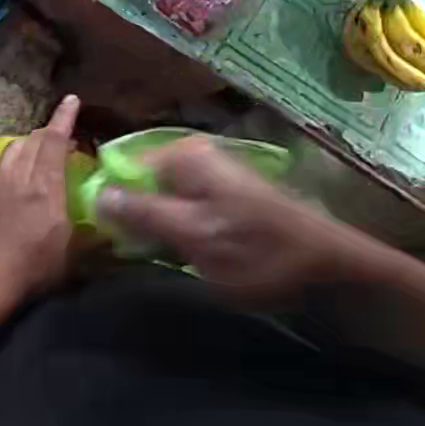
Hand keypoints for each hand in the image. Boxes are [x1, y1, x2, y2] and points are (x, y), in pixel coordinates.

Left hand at [0, 95, 81, 319]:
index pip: (54, 141)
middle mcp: (18, 176)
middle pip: (32, 139)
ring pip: (13, 148)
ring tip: (42, 153)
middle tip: (66, 140)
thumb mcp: (74, 255)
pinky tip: (18, 174)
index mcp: (44, 186)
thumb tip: (114, 221)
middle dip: (50, 132)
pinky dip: (14, 158)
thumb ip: (95, 233)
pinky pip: (0, 163)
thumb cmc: (34, 268)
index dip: (64, 118)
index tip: (72, 100)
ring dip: (30, 143)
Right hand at [96, 136, 368, 300]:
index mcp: (184, 156)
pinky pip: (181, 211)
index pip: (123, 164)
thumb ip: (142, 213)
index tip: (100, 232)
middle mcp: (195, 158)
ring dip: (151, 228)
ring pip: (160, 200)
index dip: (108, 196)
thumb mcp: (192, 235)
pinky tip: (177, 255)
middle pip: (141, 182)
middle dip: (129, 214)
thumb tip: (95, 194)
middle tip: (126, 250)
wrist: (328, 268)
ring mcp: (211, 178)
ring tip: (150, 256)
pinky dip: (173, 232)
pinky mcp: (223, 201)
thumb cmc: (257, 251)